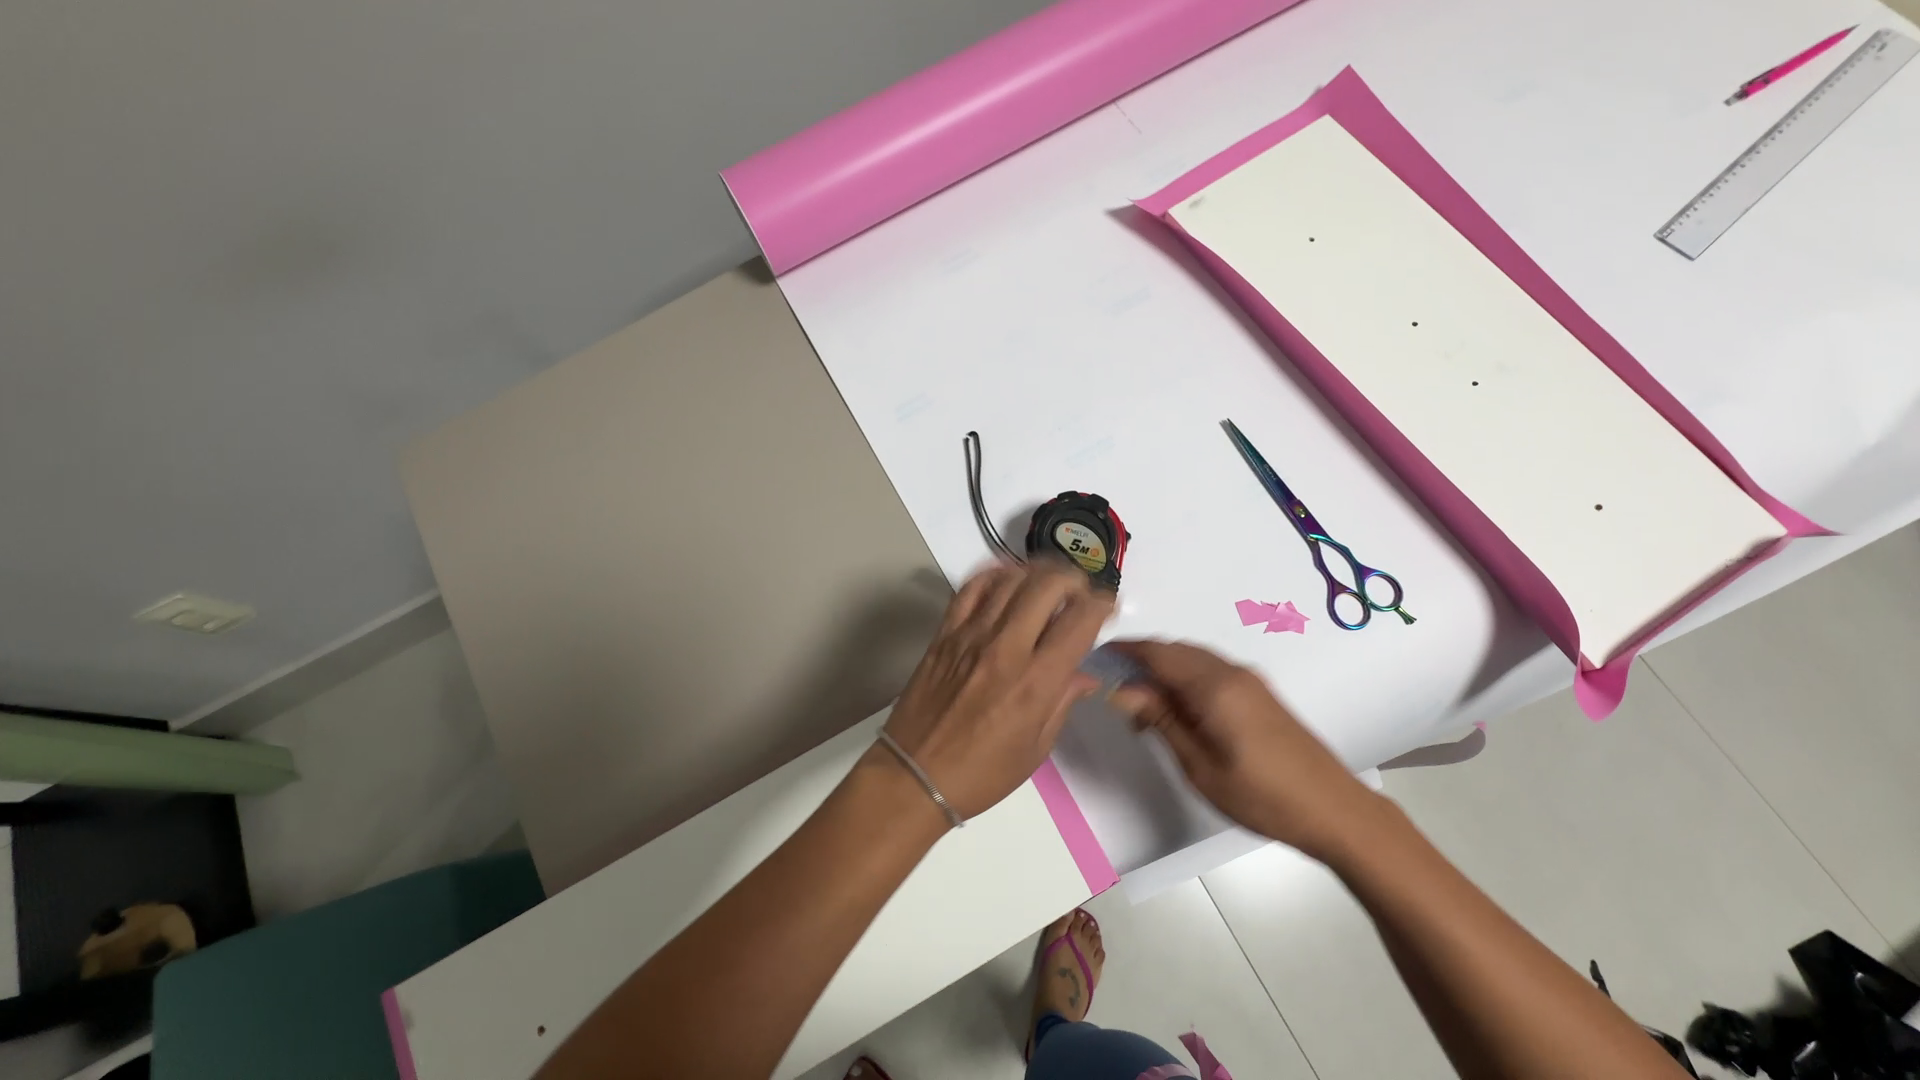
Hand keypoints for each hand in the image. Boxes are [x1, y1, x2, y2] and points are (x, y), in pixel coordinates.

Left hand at [880, 561, 1113, 819]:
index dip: (1102, 605)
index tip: (1107, 608)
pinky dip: (994, 575)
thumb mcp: (1036, 749)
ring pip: (1011, 579)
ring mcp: (971, 635)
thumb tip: (1085, 674)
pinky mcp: (944, 634)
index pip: (1080, 620)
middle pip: (1048, 585)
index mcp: (1036, 681)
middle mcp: (1006, 648)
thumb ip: (1063, 702)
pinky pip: (970, 589)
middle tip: (1080, 593)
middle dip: (1074, 580)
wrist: (914, 776)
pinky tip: (1007, 580)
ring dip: (1037, 573)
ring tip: (1048, 584)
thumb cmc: (982, 773)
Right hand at [1109, 640, 1376, 857]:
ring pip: (1194, 660)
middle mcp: (1232, 672)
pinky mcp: (1261, 695)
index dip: (1124, 652)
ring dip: (1164, 672)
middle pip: (1176, 650)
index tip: (1094, 660)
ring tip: (1141, 708)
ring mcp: (1251, 681)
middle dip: (1141, 662)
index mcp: (1214, 686)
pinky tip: (1177, 712)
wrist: (1334, 810)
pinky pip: (1212, 672)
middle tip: (1112, 690)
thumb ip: (1161, 720)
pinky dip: (1186, 680)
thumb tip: (1122, 690)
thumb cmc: (1261, 795)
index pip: (1158, 653)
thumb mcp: (1199, 765)